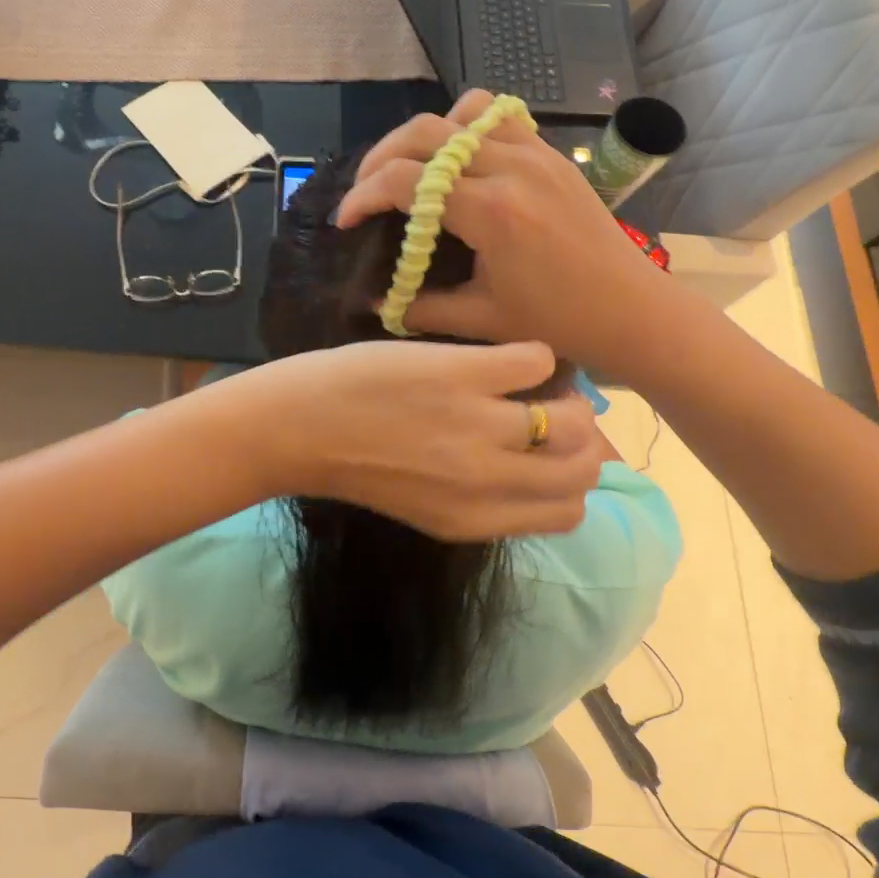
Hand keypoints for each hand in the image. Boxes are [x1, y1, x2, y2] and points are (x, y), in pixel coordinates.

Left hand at [217, 339, 606, 539]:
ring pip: (575, 419)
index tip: (548, 455)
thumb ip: (480, 498)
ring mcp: (478, 427)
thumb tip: (532, 467)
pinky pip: (537, 361)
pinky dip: (530, 356)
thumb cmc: (351, 464)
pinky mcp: (463, 375)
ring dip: (564, 398)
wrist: (295, 428)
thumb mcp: (424, 504)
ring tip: (529, 386)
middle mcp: (487, 483)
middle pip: (584, 470)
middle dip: (580, 441)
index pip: (568, 514)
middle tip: (549, 414)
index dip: (568, 479)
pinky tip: (496, 360)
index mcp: (476, 521)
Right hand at [334, 89, 681, 380]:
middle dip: (380, 157)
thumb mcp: (479, 320)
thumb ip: (418, 305)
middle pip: (424, 132)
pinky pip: (500, 117)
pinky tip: (458, 164)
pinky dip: (467, 128)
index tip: (345, 220)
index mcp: (491, 212)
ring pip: (462, 112)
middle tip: (365, 190)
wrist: (630, 310)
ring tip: (410, 169)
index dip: (363, 195)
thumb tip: (371, 297)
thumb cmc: (556, 323)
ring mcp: (536, 154)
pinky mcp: (552, 154)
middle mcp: (511, 168)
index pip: (406, 180)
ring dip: (424, 135)